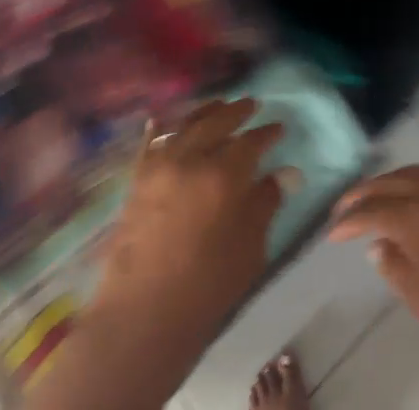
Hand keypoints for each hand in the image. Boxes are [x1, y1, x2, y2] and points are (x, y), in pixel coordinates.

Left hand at [96, 99, 288, 336]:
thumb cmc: (208, 285)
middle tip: (251, 105)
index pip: (251, 141)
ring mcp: (157, 168)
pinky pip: (152, 144)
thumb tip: (282, 174)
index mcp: (224, 175)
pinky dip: (163, 130)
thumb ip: (265, 203)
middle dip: (236, 112)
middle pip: (216, 123)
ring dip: (205, 114)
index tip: (279, 128)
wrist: (144, 314)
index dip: (267, 133)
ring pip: (184, 127)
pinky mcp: (136, 183)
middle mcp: (189, 160)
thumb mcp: (251, 246)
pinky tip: (166, 123)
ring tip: (219, 106)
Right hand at [326, 165, 418, 343]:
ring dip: (385, 182)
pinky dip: (408, 181)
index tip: (330, 234)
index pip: (369, 212)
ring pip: (409, 173)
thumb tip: (378, 245)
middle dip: (360, 194)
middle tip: (342, 208)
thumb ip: (393, 267)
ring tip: (371, 197)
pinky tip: (407, 197)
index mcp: (410, 217)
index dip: (347, 223)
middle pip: (386, 183)